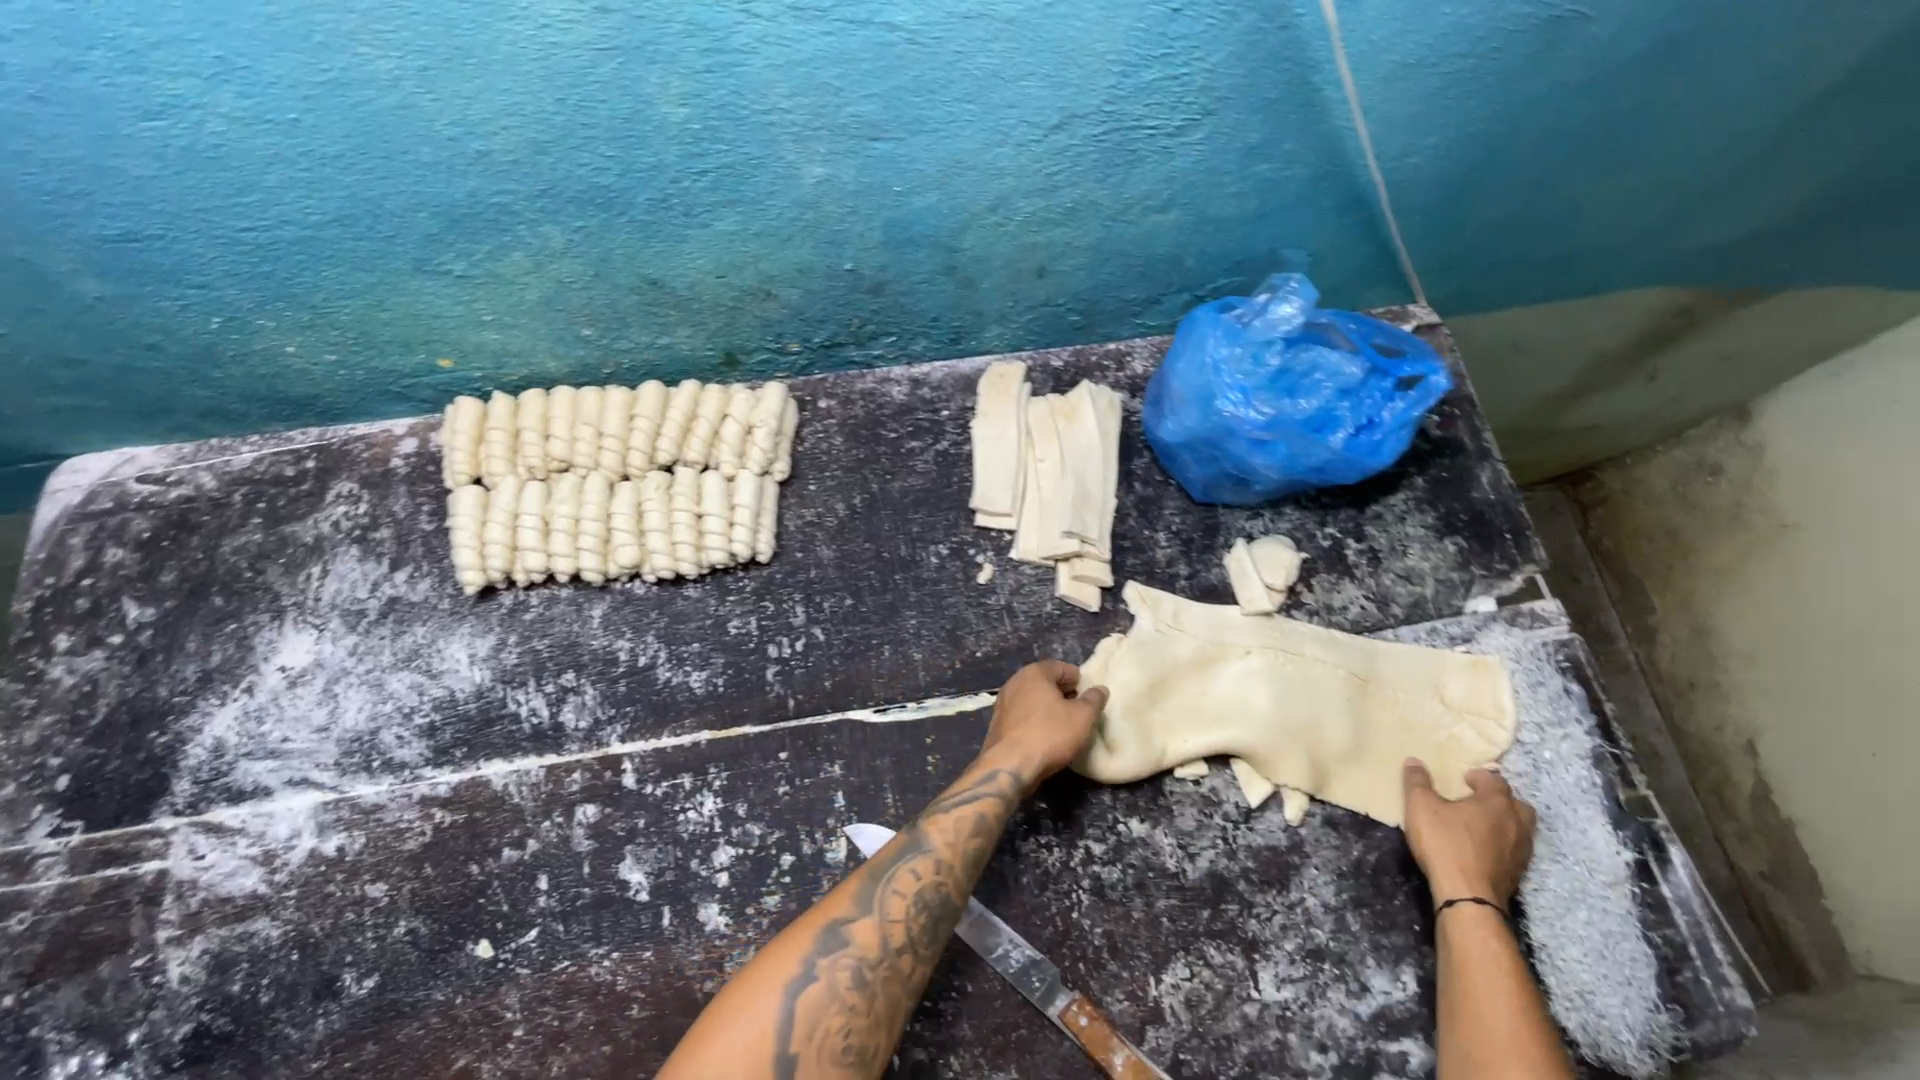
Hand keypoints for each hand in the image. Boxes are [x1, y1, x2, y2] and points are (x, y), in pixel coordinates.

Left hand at [977, 661, 1107, 790]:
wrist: (1010, 766)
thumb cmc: (1050, 734)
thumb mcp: (1083, 716)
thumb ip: (1094, 699)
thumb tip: (1099, 689)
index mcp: (1034, 673)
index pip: (1063, 668)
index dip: (1080, 681)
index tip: (1090, 698)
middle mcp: (1014, 682)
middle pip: (1046, 683)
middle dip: (1064, 694)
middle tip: (1080, 712)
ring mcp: (1003, 704)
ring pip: (1033, 700)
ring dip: (1049, 709)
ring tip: (1065, 726)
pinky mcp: (998, 724)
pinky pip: (1023, 717)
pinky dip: (1035, 722)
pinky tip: (1045, 737)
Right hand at [1402, 759, 1536, 907]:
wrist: (1468, 895)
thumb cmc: (1445, 843)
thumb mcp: (1421, 807)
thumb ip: (1417, 782)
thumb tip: (1414, 761)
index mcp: (1495, 802)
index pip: (1495, 780)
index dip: (1480, 776)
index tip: (1464, 778)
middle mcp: (1516, 822)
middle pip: (1517, 804)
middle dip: (1500, 799)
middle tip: (1479, 801)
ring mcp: (1521, 849)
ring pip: (1522, 828)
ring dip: (1507, 822)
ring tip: (1484, 825)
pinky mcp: (1519, 871)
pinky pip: (1516, 849)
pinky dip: (1505, 844)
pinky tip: (1487, 850)